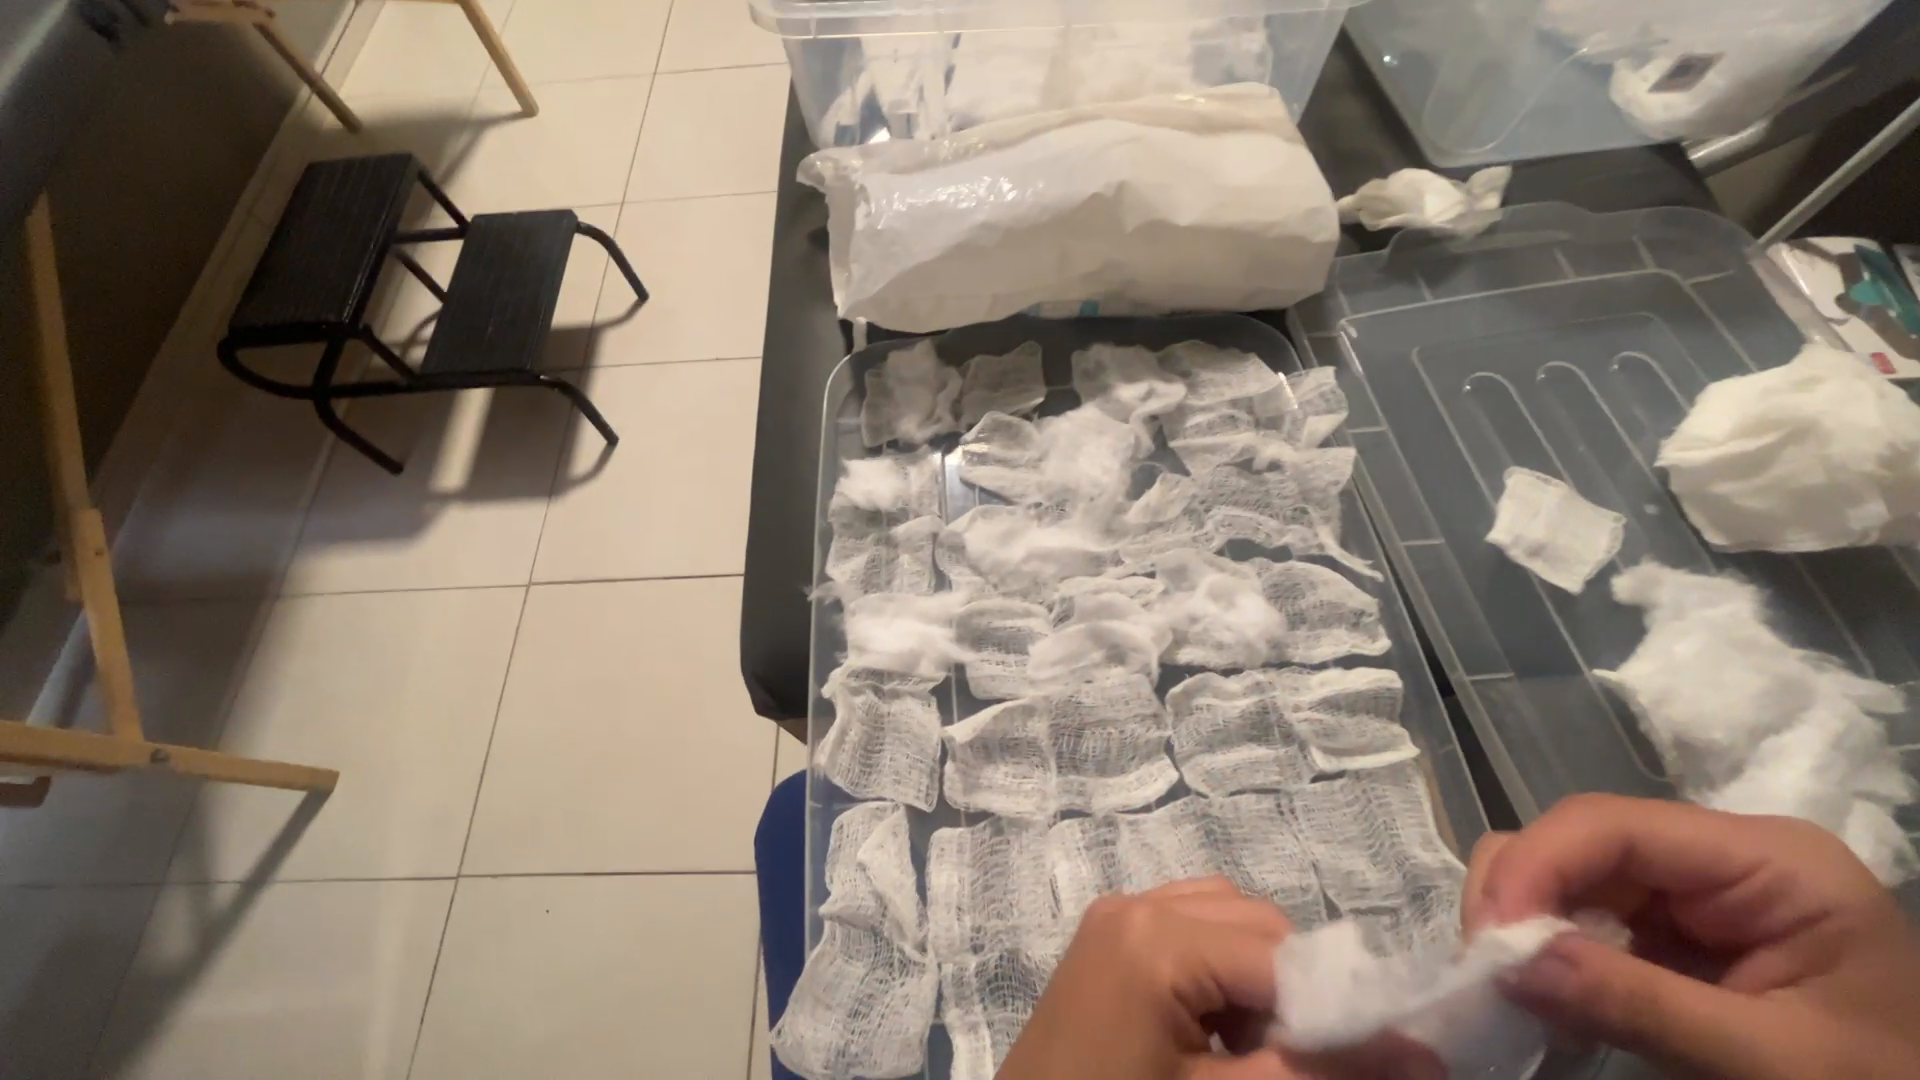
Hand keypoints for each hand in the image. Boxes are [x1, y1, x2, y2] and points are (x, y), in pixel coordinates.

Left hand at [997, 878, 1437, 1079]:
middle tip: (1277, 1062)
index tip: (1359, 1065)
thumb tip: (1428, 1056)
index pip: (1280, 953)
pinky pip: (1185, 927)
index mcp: (1156, 937)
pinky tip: (1208, 1031)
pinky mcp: (1105, 935)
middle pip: (1255, 923)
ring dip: (1256, 978)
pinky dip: (1215, 969)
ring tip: (1243, 1050)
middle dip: (1289, 991)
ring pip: (1225, 919)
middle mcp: (1134, 904)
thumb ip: (1320, 1073)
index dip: (1331, 1010)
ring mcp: (1114, 915)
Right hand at [1464, 794, 1919, 1079]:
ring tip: (1513, 986)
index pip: (1608, 824)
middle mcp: (1715, 854)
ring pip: (1560, 871)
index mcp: (1768, 860)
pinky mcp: (1665, 924)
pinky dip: (1543, 948)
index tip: (1487, 938)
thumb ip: (1643, 1006)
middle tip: (1489, 969)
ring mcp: (1687, 887)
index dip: (1533, 867)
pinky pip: (1576, 912)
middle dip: (1517, 897)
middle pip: (1573, 840)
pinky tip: (1544, 991)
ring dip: (1521, 923)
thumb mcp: (1776, 1064)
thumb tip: (1509, 964)